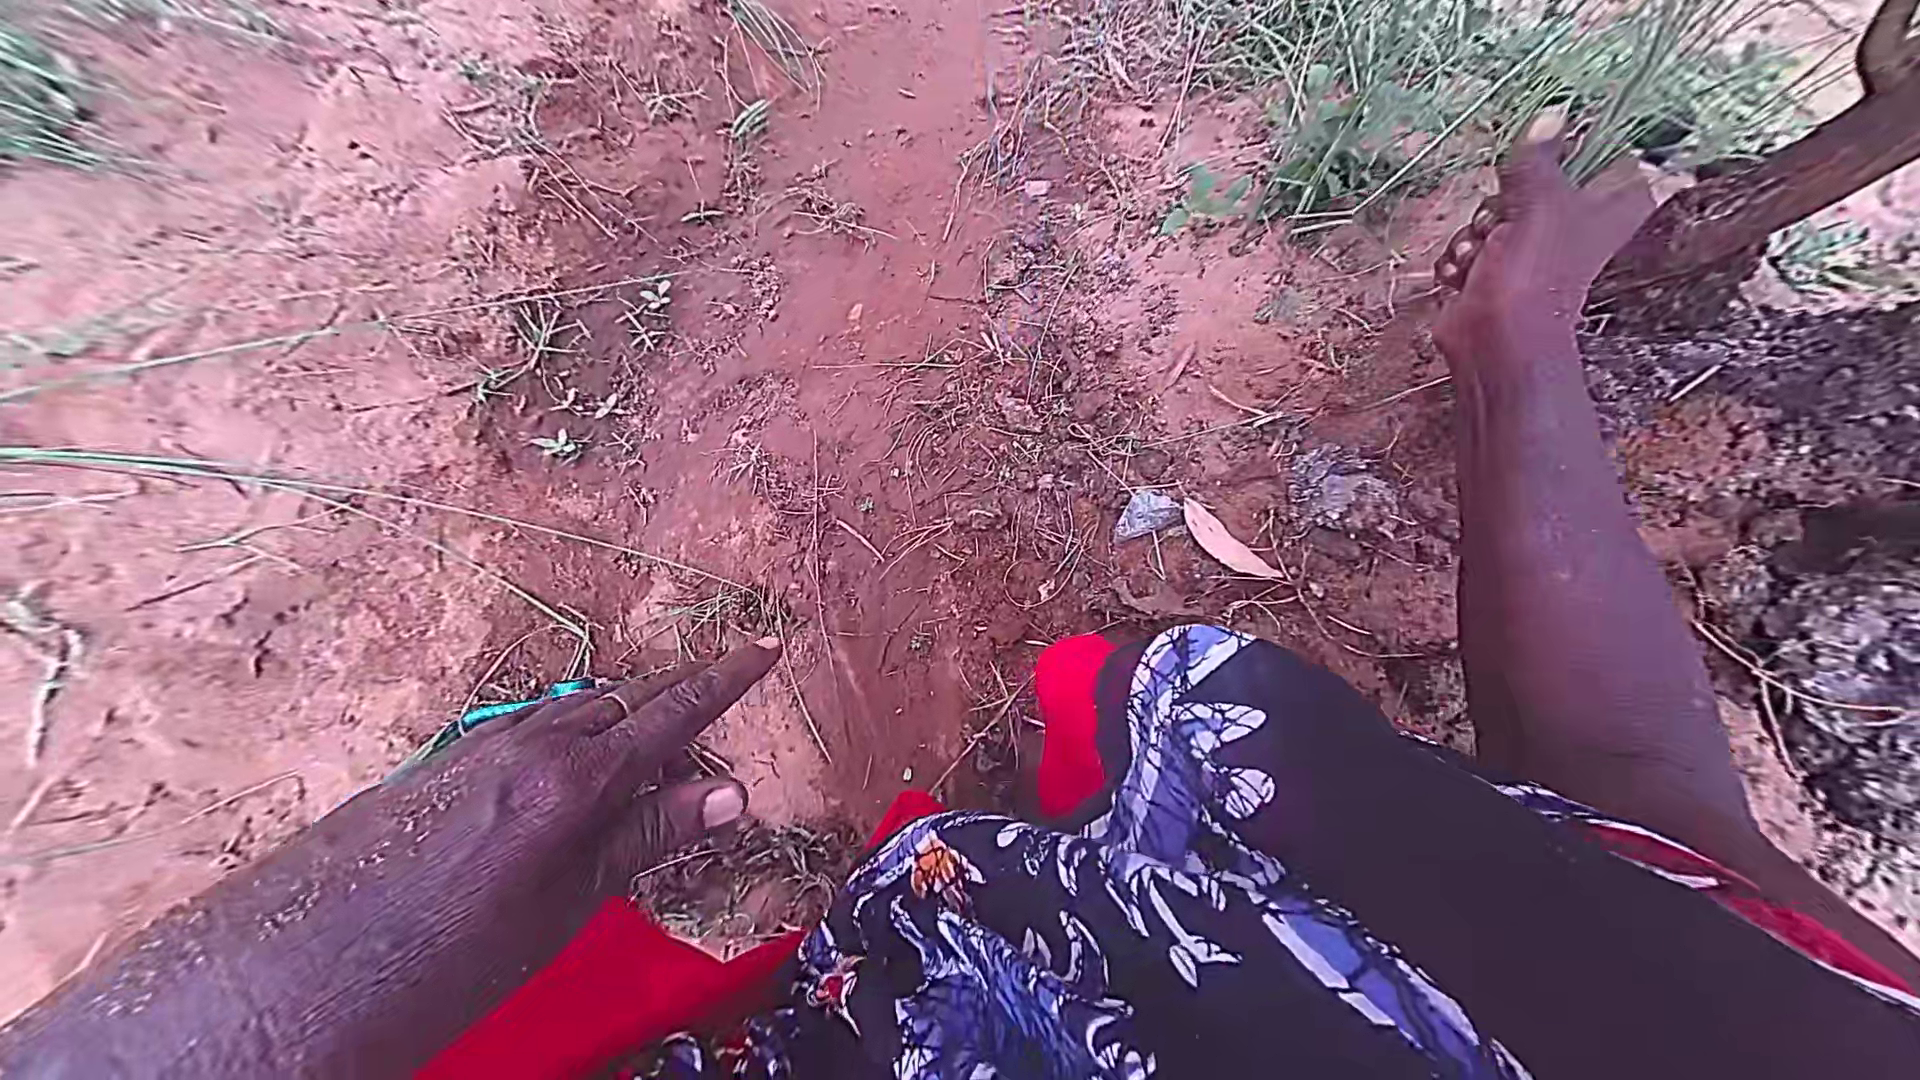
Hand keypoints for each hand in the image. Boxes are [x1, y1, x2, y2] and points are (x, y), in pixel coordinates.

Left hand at [0, 640, 780, 1077]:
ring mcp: (481, 745)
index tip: (768, 646)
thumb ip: (648, 835)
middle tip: (722, 688)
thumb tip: (735, 791)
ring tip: (657, 726)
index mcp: (574, 778)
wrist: (250, 1003)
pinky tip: (569, 757)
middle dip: (684, 688)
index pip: (675, 711)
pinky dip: (576, 727)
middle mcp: (533, 742)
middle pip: (631, 696)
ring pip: (582, 705)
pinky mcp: (440, 761)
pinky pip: (534, 724)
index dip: (728, 678)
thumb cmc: (441, 965)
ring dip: (630, 708)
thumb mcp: (565, 908)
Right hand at [1432, 137, 1653, 355]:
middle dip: (1496, 209)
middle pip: (1523, 187)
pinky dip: (1458, 262)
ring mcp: (1526, 250)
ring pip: (1486, 220)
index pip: (1590, 155)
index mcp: (1609, 201)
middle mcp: (1571, 223)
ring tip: (1477, 261)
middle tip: (1498, 230)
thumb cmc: (1530, 274)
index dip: (1556, 161)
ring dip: (1470, 239)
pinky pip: (1465, 249)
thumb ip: (1539, 159)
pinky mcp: (1488, 272)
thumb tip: (1549, 114)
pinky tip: (1461, 276)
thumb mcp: (1540, 204)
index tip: (1533, 174)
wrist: (1493, 337)